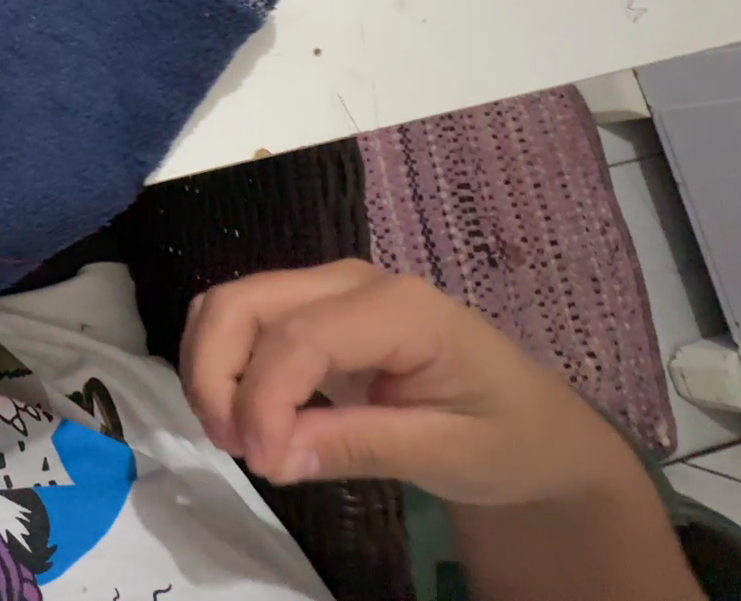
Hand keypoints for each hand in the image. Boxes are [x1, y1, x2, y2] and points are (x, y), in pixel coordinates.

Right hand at [179, 259, 634, 506]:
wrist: (533, 424)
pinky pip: (235, 318)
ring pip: (225, 304)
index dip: (264, 397)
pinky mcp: (300, 306)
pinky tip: (234, 407)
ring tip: (227, 430)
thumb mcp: (453, 456)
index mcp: (398, 307)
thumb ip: (359, 447)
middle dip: (214, 371)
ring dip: (207, 364)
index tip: (260, 461)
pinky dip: (216, 360)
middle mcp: (345, 280)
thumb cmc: (509, 439)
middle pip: (242, 303)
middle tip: (226, 441)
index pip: (300, 338)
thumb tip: (270, 457)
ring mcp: (317, 287)